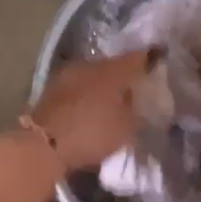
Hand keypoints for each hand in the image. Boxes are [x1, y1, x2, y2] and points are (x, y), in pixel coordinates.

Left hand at [27, 50, 154, 169]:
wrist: (42, 143)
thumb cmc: (90, 133)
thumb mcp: (125, 128)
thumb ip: (137, 112)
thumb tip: (140, 102)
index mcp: (112, 69)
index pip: (136, 58)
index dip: (149, 59)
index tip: (158, 60)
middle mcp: (90, 64)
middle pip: (113, 65)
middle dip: (123, 75)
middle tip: (133, 89)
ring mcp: (68, 73)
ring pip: (93, 74)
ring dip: (101, 84)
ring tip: (110, 101)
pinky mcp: (52, 88)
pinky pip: (77, 86)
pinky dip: (85, 93)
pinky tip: (88, 107)